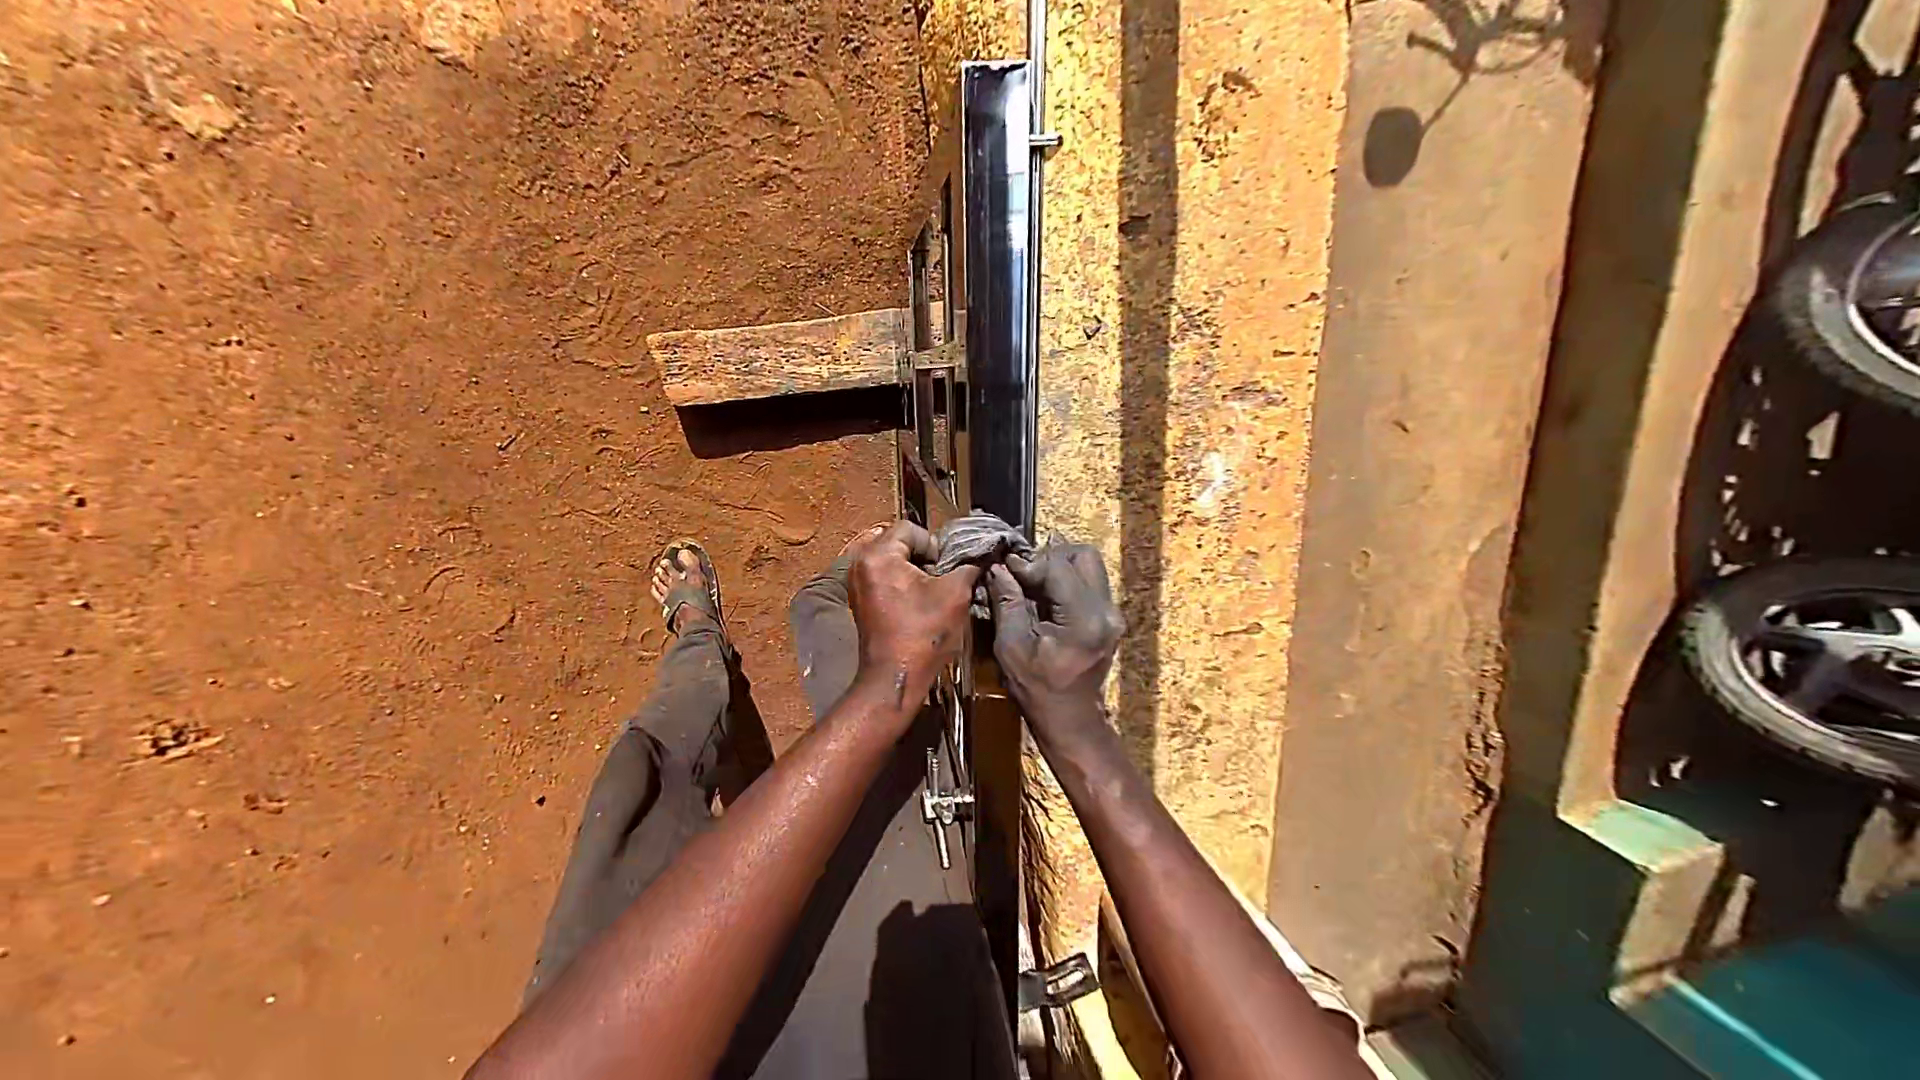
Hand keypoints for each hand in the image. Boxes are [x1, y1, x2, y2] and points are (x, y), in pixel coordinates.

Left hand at [848, 521, 980, 709]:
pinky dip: (901, 585)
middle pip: (898, 543)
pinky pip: (883, 578)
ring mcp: (856, 584)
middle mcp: (860, 565)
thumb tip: (977, 558)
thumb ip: (967, 566)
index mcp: (878, 556)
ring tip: (930, 594)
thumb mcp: (955, 593)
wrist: (896, 676)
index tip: (944, 568)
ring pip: (892, 561)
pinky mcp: (860, 601)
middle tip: (940, 580)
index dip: (933, 545)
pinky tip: (917, 605)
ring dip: (913, 571)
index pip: (910, 528)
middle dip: (923, 558)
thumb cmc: (921, 636)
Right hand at [985, 541, 1124, 738]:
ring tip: (1033, 582)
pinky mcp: (1110, 616)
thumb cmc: (1036, 688)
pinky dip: (1067, 579)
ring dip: (1059, 565)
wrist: (1069, 717)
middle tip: (1023, 574)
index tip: (1005, 567)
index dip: (1028, 562)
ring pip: (1090, 564)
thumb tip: (998, 567)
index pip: (1058, 567)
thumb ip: (1006, 601)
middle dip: (1049, 557)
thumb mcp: (1011, 646)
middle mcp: (1106, 611)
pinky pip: (1090, 580)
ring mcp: (1113, 613)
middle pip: (1083, 555)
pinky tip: (1046, 595)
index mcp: (1083, 620)